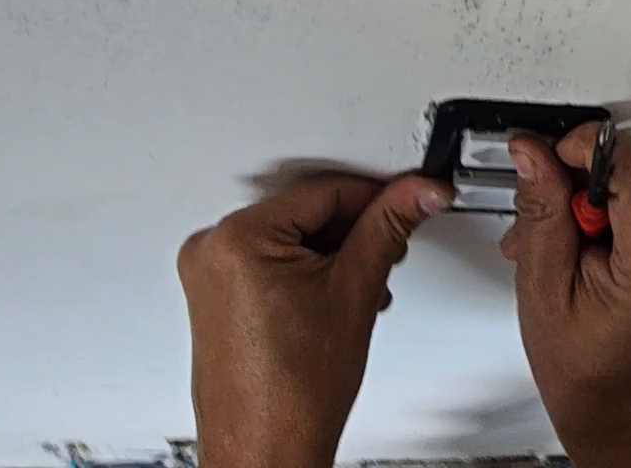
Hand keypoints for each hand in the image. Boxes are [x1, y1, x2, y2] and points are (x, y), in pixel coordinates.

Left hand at [178, 172, 453, 467]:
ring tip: (365, 279)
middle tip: (390, 246)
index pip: (326, 190)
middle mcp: (212, 248)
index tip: (408, 198)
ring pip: (295, 233)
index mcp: (238, 238)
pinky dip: (311, 265)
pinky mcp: (216, 292)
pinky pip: (274, 255)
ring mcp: (210, 273)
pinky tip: (338, 291)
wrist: (267, 457)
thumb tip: (419, 189)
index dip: (376, 196)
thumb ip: (391, 224)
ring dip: (338, 249)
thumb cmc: (294, 395)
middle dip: (356, 229)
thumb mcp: (356, 288)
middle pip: (309, 210)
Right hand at [502, 124, 630, 466]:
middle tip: (545, 216)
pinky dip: (605, 206)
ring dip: (585, 195)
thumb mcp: (541, 284)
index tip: (552, 157)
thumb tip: (535, 152)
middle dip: (578, 179)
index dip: (589, 149)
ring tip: (559, 239)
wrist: (609, 391)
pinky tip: (581, 239)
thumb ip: (541, 211)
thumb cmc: (579, 358)